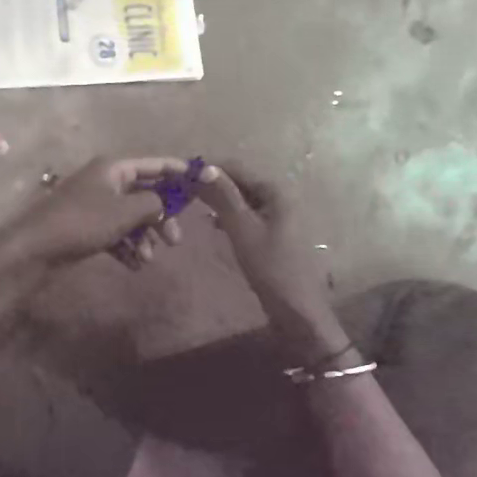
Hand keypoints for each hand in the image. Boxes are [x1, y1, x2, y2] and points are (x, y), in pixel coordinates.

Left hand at [0, 157, 192, 268]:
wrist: (35, 249)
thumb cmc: (82, 222)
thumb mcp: (125, 211)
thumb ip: (153, 204)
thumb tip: (162, 206)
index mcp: (113, 168)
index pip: (153, 164)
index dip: (178, 171)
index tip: (200, 179)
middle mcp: (105, 182)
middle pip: (145, 196)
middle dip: (162, 218)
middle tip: (175, 241)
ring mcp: (95, 206)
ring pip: (131, 219)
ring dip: (144, 238)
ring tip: (146, 259)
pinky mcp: (87, 229)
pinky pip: (116, 234)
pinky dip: (127, 248)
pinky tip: (133, 265)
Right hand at [193, 165, 345, 359]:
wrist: (298, 309)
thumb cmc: (272, 268)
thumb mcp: (243, 231)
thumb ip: (224, 198)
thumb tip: (204, 167)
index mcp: (275, 190)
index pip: (236, 167)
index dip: (207, 168)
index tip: (179, 173)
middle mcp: (279, 196)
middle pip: (240, 181)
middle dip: (212, 183)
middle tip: (181, 189)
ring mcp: (278, 215)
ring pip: (243, 199)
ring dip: (219, 200)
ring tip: (191, 203)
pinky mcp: (274, 233)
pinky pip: (248, 215)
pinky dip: (230, 215)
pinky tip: (214, 224)